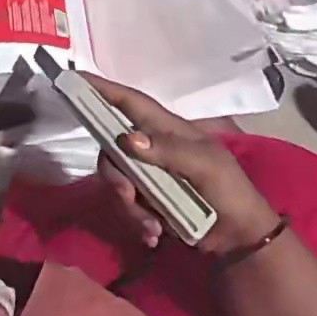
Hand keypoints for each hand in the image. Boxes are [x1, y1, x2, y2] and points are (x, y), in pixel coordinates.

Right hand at [83, 73, 280, 256]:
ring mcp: (149, 173)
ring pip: (117, 180)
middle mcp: (151, 145)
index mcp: (166, 128)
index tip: (75, 79)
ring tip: (153, 228)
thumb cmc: (229, 190)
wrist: (240, 236)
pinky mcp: (148, 199)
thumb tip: (128, 139)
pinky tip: (155, 235)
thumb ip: (169, 151)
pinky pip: (126, 204)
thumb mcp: (206, 167)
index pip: (129, 102)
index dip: (102, 89)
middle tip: (128, 196)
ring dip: (130, 207)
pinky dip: (137, 222)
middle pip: (112, 148)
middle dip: (115, 175)